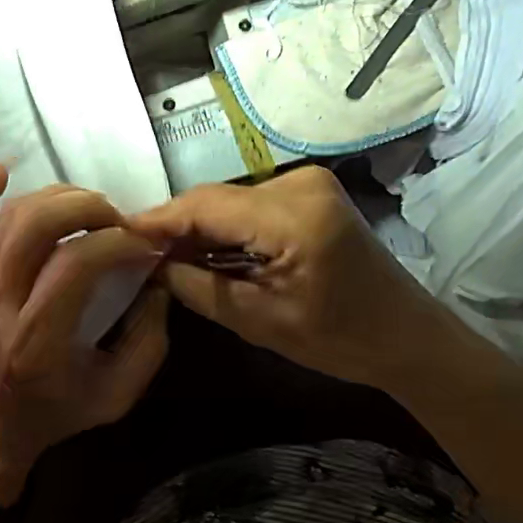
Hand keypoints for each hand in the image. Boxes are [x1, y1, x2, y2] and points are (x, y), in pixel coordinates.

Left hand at [0, 166, 171, 506]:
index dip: (118, 243)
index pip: (75, 262)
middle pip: (36, 224)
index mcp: (38, 336)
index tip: (146, 248)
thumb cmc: (57, 412)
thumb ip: (148, 339)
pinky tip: (5, 170)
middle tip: (119, 222)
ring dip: (59, 197)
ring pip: (13, 216)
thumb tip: (157, 282)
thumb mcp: (118, 394)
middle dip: (88, 208)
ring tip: (92, 210)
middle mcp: (2, 300)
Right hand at [129, 165, 443, 391]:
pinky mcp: (309, 191)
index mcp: (293, 216)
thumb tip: (149, 264)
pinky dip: (223, 225)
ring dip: (197, 226)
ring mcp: (307, 182)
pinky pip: (248, 202)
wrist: (407, 335)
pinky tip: (203, 249)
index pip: (205, 206)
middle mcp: (299, 183)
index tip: (115, 236)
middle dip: (174, 225)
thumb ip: (198, 286)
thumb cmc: (340, 340)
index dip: (156, 221)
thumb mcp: (260, 322)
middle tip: (135, 254)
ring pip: (228, 199)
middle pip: (214, 197)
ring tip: (162, 256)